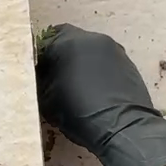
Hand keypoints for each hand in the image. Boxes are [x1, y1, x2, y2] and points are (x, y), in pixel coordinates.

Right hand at [36, 24, 165, 165]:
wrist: (122, 127)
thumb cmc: (78, 112)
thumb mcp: (46, 100)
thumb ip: (42, 80)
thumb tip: (43, 74)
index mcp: (68, 42)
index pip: (44, 41)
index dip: (39, 58)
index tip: (37, 74)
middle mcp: (92, 38)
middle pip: (68, 40)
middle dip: (60, 55)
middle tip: (55, 77)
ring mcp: (113, 48)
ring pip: (88, 49)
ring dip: (80, 61)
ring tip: (76, 84)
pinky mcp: (127, 62)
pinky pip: (104, 60)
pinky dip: (97, 69)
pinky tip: (95, 89)